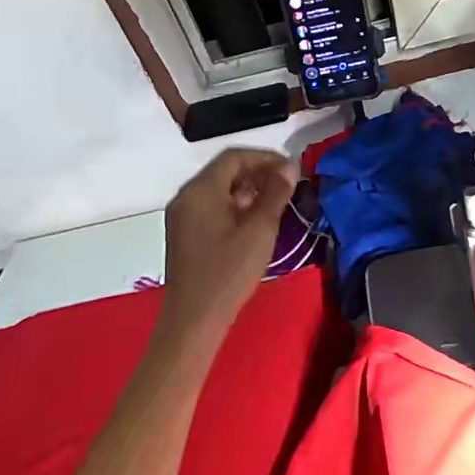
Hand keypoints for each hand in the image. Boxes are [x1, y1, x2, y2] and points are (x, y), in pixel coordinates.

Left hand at [161, 148, 297, 324]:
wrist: (195, 317)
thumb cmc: (230, 271)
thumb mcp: (260, 230)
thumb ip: (275, 194)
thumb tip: (289, 168)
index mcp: (200, 191)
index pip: (234, 157)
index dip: (266, 157)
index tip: (292, 169)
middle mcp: (186, 196)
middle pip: (225, 170)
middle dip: (258, 171)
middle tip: (288, 184)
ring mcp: (183, 215)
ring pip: (219, 188)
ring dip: (249, 188)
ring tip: (277, 201)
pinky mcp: (186, 232)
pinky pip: (213, 205)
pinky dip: (236, 203)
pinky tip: (256, 219)